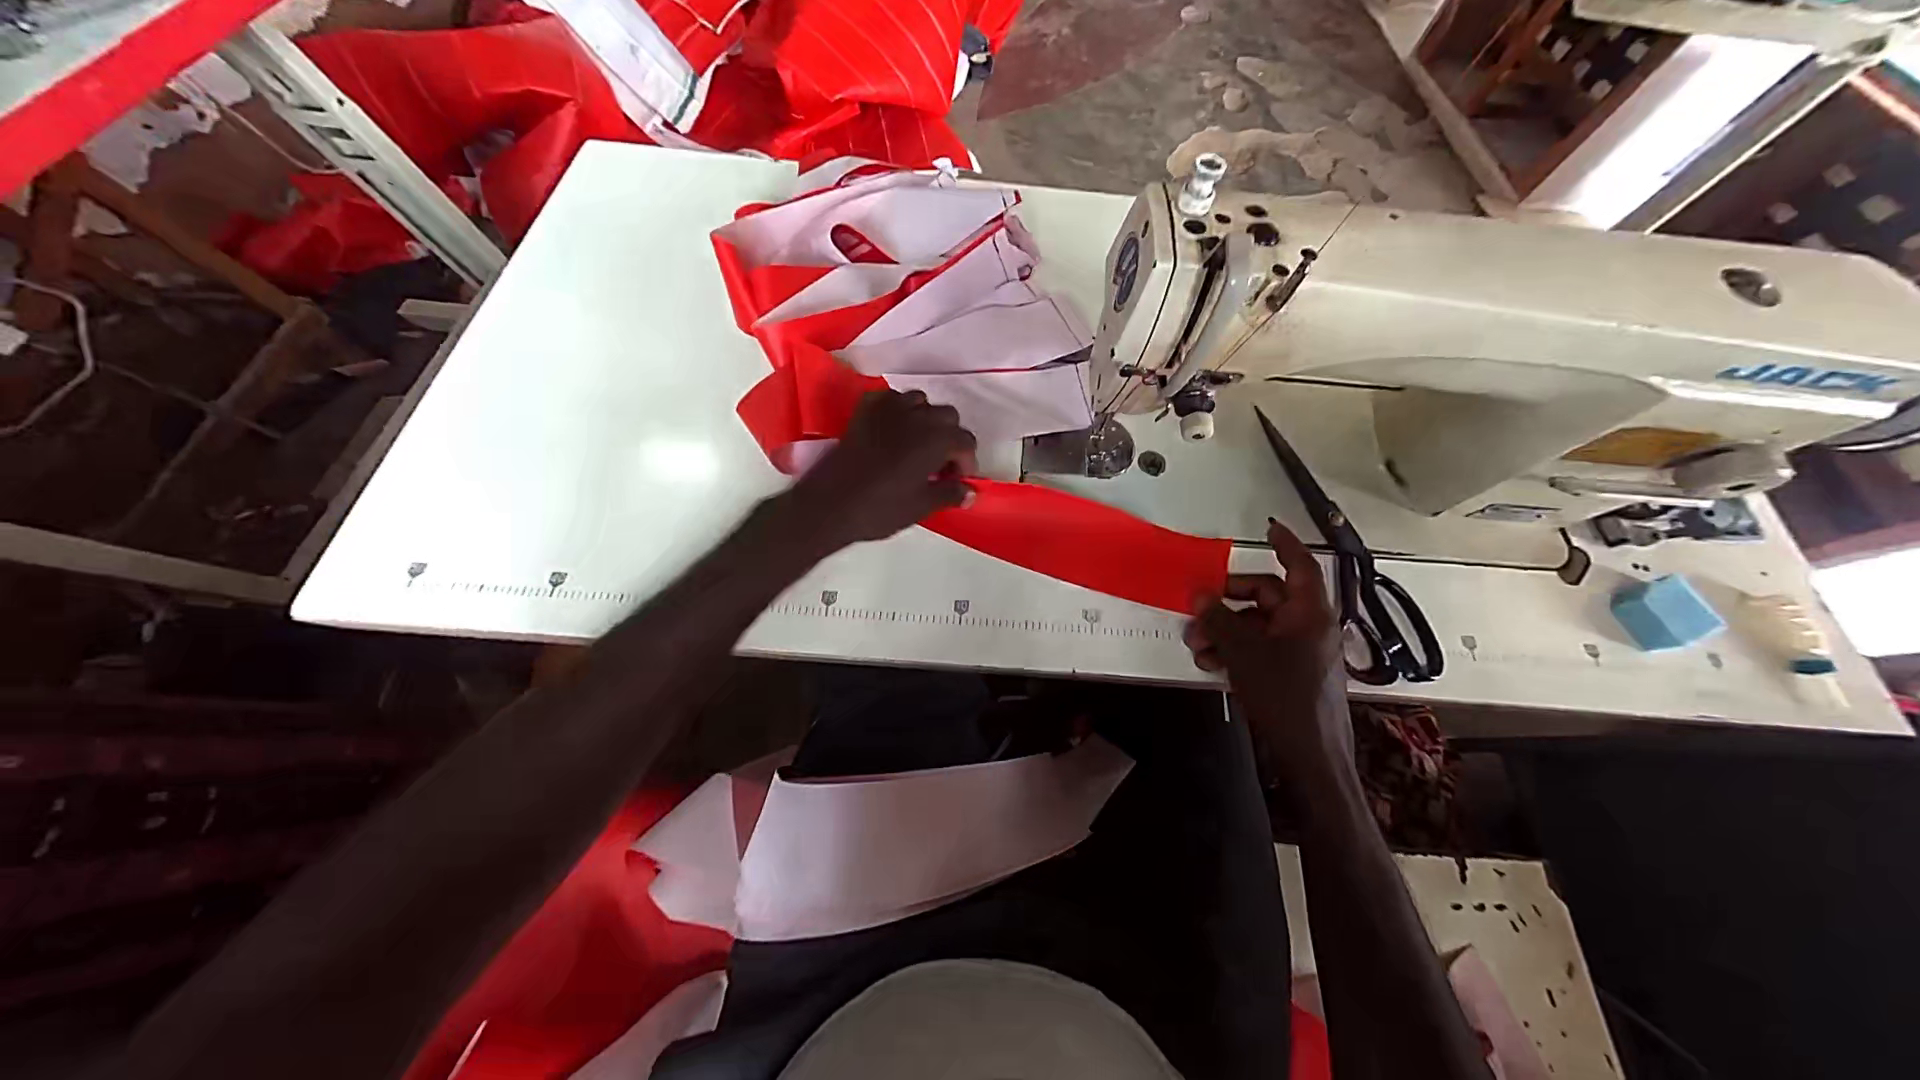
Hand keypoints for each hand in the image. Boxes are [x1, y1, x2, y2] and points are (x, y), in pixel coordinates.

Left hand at [778, 389, 978, 551]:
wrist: (830, 505)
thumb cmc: (880, 509)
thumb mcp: (921, 506)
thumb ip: (950, 494)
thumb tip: (970, 492)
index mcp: (937, 439)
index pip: (965, 442)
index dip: (965, 463)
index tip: (955, 482)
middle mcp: (918, 416)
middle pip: (947, 417)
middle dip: (949, 438)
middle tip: (938, 466)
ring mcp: (889, 408)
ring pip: (921, 402)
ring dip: (925, 420)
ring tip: (917, 446)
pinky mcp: (865, 410)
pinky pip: (891, 399)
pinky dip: (898, 410)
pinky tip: (893, 432)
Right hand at [1185, 519, 1353, 792]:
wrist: (1309, 753)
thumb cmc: (1284, 695)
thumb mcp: (1243, 653)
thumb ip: (1219, 620)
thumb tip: (1200, 596)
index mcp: (1309, 612)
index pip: (1299, 565)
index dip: (1284, 543)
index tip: (1268, 527)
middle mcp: (1307, 626)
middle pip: (1265, 597)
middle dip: (1227, 602)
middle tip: (1196, 611)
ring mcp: (1299, 650)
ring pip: (1256, 625)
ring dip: (1223, 630)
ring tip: (1196, 645)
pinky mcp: (1290, 672)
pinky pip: (1258, 648)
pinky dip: (1234, 650)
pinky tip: (1209, 663)